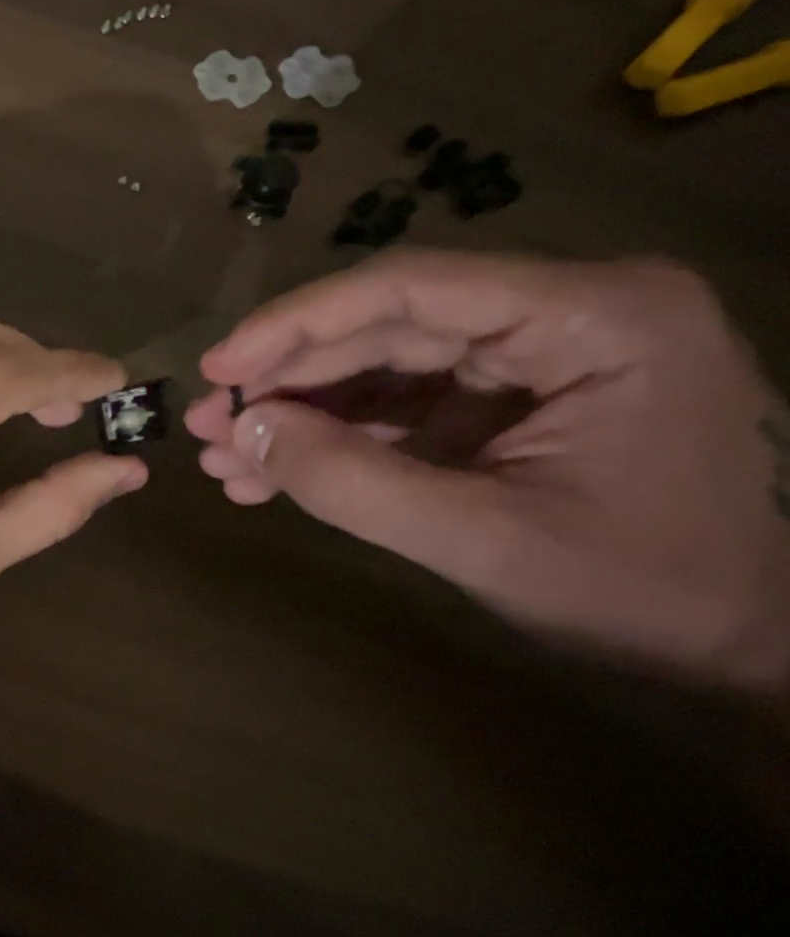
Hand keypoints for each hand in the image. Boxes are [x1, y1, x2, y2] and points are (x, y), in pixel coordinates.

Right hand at [186, 250, 789, 690]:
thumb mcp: (485, 540)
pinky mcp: (510, 396)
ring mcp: (535, 354)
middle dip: (286, 379)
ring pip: (382, 363)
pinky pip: (403, 402)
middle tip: (203, 422)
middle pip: (387, 325)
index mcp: (591, 316)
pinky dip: (337, 437)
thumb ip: (353, 483)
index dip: (297, 323)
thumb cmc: (649, 591)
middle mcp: (562, 312)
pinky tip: (273, 472)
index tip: (218, 366)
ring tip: (222, 457)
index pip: (412, 288)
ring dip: (300, 412)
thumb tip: (241, 432)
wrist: (760, 648)